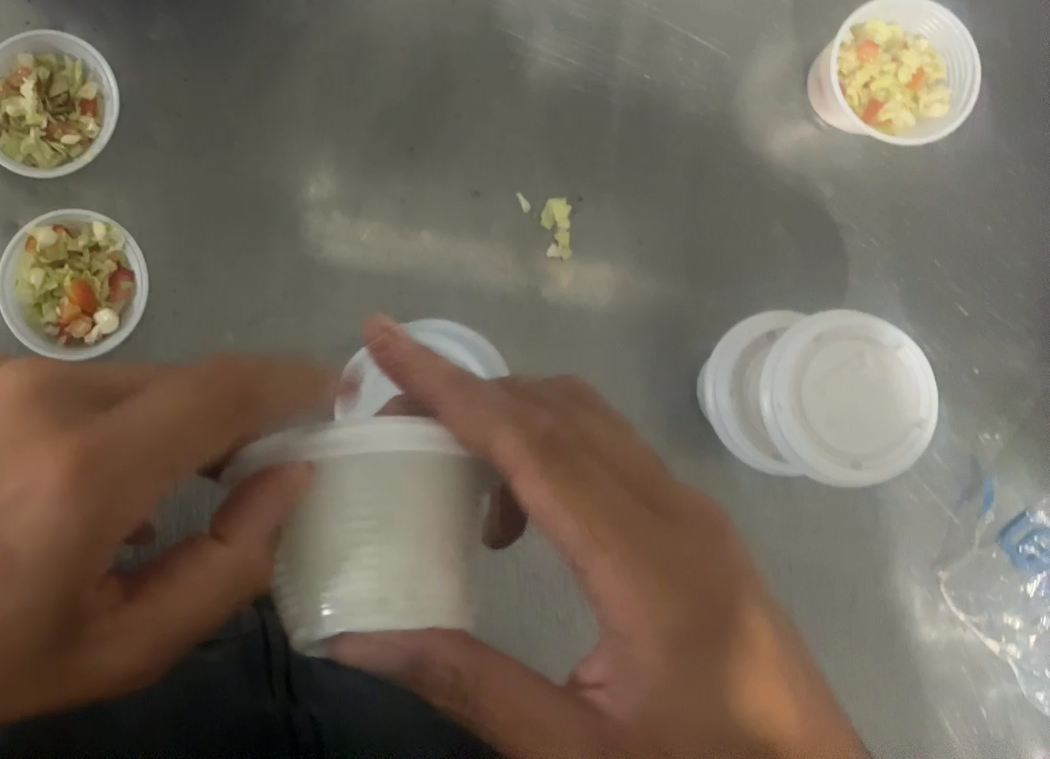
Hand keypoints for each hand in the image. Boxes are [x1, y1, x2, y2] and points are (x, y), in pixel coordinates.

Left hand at [0, 354, 334, 757]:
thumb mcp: (120, 645)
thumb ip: (226, 562)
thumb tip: (286, 478)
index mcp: (79, 467)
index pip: (217, 390)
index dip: (284, 384)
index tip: (326, 394)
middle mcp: (35, 391)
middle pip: (171, 381)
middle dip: (222, 415)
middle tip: (243, 467)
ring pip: (115, 381)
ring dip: (152, 422)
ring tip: (139, 495)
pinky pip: (58, 383)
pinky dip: (92, 418)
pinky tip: (62, 479)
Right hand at [332, 316, 867, 758]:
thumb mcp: (585, 757)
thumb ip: (471, 687)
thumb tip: (358, 639)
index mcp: (654, 569)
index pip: (532, 442)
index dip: (448, 387)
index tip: (382, 337)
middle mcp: (679, 519)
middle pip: (553, 409)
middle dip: (461, 390)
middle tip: (390, 415)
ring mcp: (695, 519)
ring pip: (582, 417)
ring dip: (501, 412)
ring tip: (440, 454)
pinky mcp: (696, 531)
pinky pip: (602, 447)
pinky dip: (537, 443)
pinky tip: (509, 516)